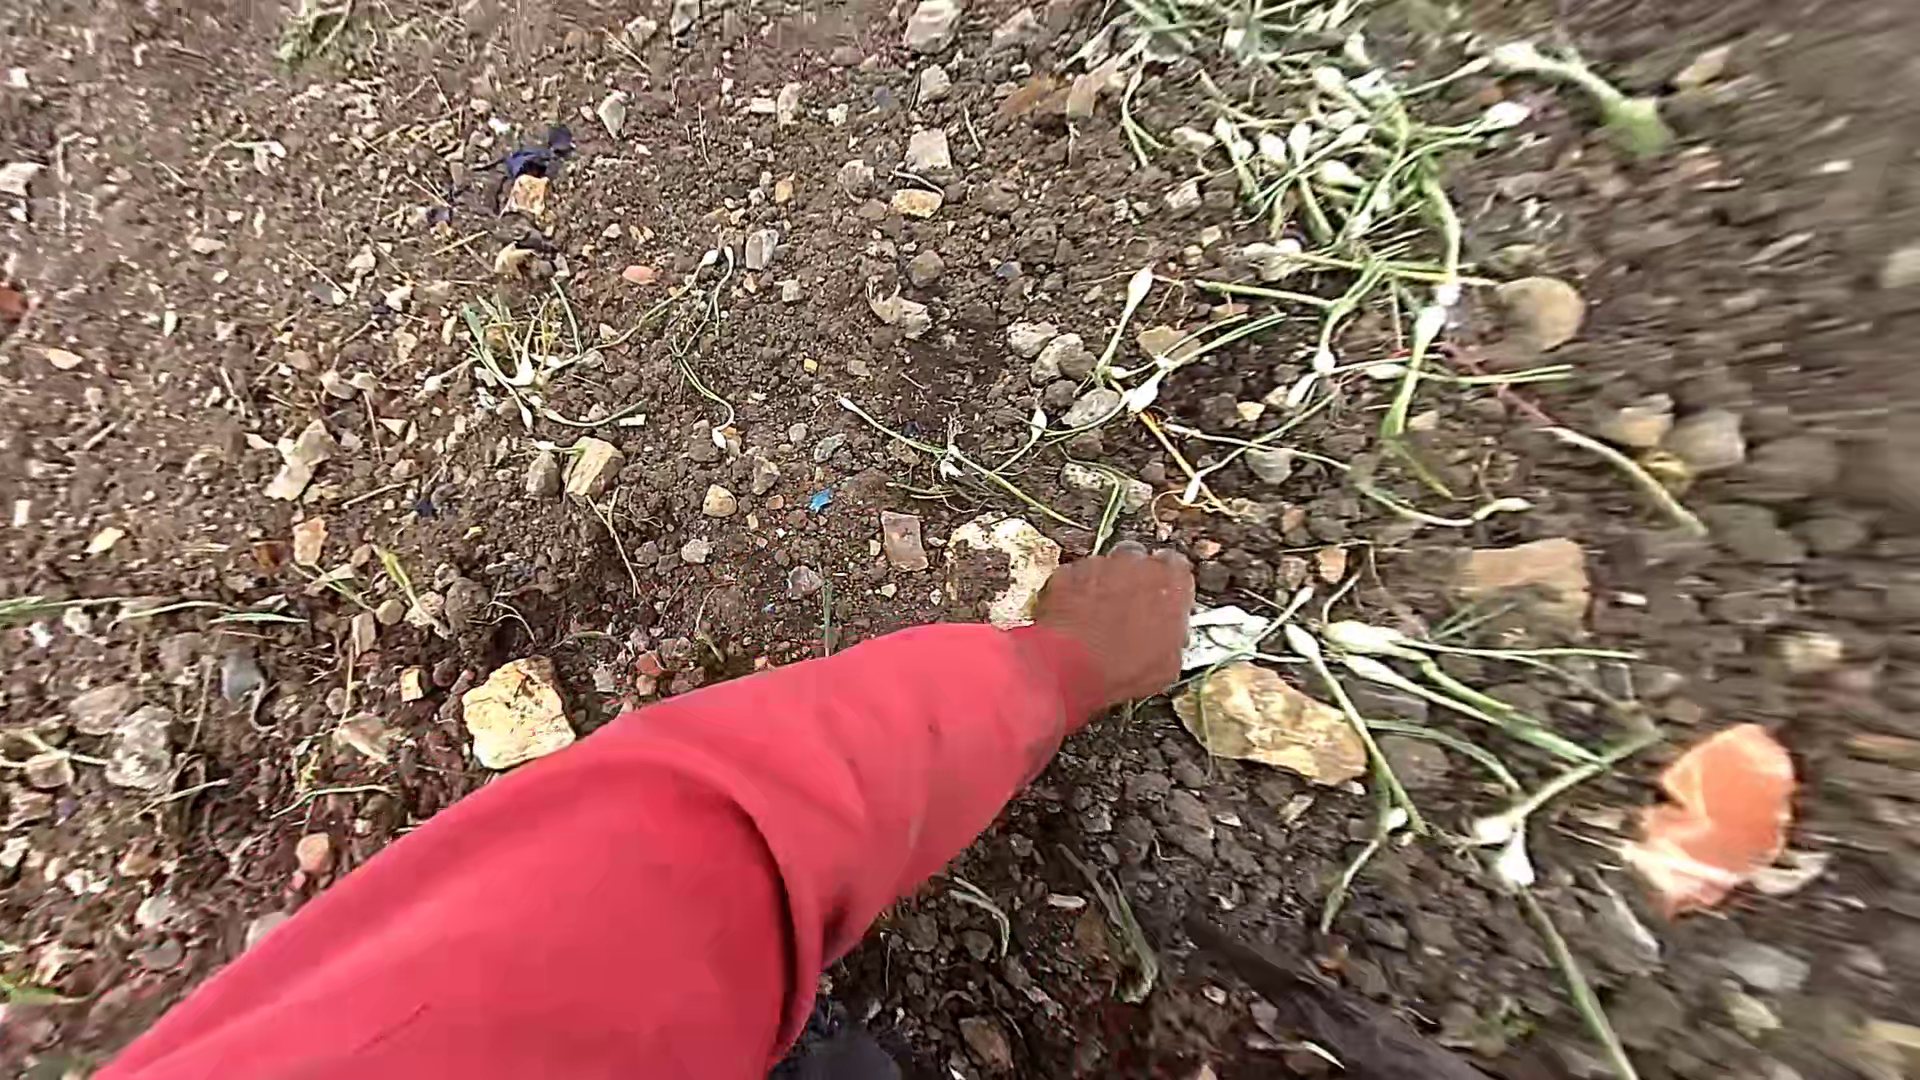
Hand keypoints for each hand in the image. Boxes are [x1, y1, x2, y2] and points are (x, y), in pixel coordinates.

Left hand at [1032, 541, 1193, 708]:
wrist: (1071, 669)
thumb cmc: (1122, 669)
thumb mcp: (1167, 663)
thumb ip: (1172, 633)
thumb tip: (1168, 636)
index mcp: (1171, 581)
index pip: (1176, 566)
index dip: (1166, 584)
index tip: (1161, 597)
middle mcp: (1135, 563)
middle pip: (1136, 559)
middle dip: (1131, 578)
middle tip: (1126, 607)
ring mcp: (1097, 565)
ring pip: (1103, 567)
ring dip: (1101, 584)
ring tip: (1096, 617)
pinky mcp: (1066, 572)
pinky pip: (1074, 577)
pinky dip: (1073, 591)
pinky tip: (1073, 617)